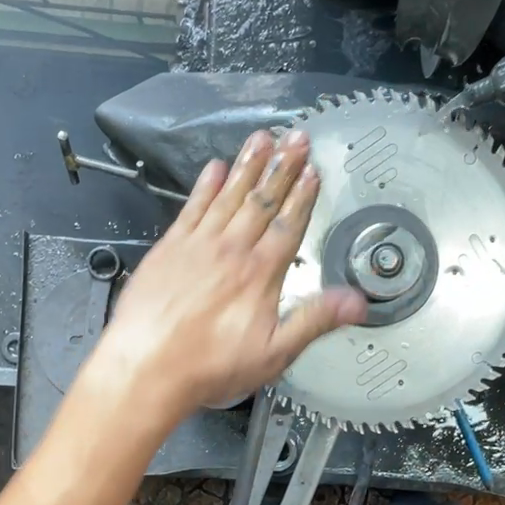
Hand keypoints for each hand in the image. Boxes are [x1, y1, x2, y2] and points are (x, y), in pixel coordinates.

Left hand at [83, 129, 367, 422]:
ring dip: (247, 166)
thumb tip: (357, 302)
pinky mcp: (168, 249)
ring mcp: (197, 246)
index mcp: (260, 274)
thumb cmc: (209, 366)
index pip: (288, 225)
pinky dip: (204, 186)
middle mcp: (230, 250)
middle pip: (261, 201)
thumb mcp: (273, 353)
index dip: (303, 196)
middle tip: (295, 138)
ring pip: (228, 196)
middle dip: (281, 167)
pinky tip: (213, 168)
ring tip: (262, 139)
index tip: (313, 171)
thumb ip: (315, 320)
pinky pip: (191, 208)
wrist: (147, 367)